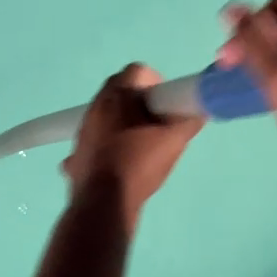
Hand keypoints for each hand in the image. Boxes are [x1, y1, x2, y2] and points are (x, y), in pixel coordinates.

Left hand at [62, 64, 203, 216]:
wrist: (103, 206)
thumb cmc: (139, 164)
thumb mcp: (174, 141)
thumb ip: (189, 121)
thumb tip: (200, 111)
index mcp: (117, 95)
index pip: (136, 70)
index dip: (154, 82)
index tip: (164, 103)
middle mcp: (94, 107)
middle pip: (118, 89)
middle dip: (137, 100)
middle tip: (155, 120)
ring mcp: (81, 133)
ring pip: (103, 115)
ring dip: (120, 122)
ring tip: (138, 144)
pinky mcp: (75, 157)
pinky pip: (92, 143)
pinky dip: (103, 147)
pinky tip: (115, 164)